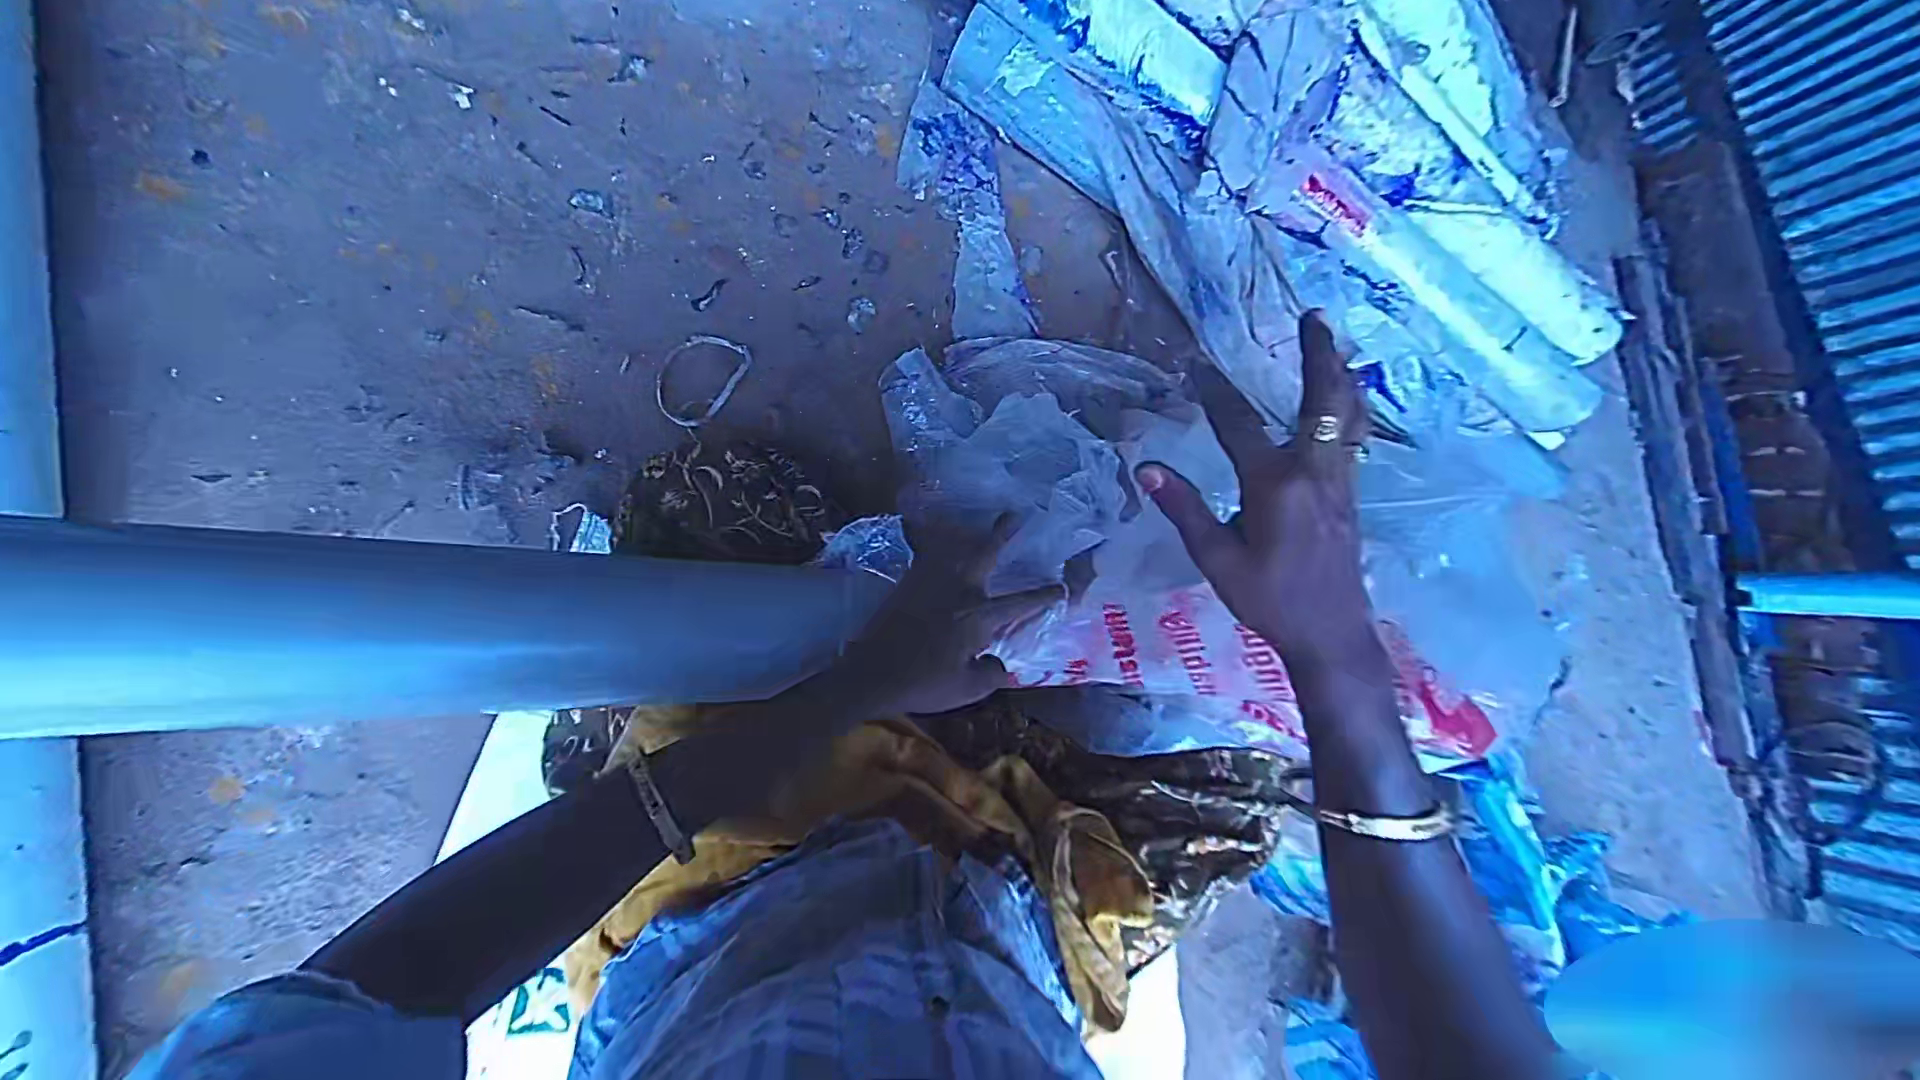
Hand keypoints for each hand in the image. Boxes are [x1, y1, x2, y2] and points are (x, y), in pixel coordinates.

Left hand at [833, 514, 1062, 715]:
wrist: (872, 672)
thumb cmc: (923, 683)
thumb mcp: (968, 689)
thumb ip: (993, 673)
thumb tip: (1002, 663)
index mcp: (979, 616)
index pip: (1021, 602)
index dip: (1045, 596)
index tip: (1061, 588)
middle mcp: (960, 590)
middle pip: (986, 553)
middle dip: (1003, 533)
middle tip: (1016, 514)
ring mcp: (931, 581)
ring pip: (955, 546)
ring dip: (970, 531)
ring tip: (979, 521)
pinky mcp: (909, 581)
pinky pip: (926, 552)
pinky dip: (934, 541)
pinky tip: (938, 538)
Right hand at [1136, 311, 1377, 669]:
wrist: (1330, 632)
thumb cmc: (1267, 598)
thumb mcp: (1215, 558)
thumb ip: (1184, 508)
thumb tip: (1145, 467)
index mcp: (1275, 485)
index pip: (1239, 424)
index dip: (1214, 391)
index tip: (1195, 363)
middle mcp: (1315, 472)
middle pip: (1323, 400)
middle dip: (1319, 355)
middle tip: (1316, 316)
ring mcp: (1340, 481)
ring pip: (1349, 414)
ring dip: (1340, 374)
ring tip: (1335, 343)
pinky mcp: (1349, 494)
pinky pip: (1354, 436)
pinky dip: (1349, 407)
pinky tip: (1344, 404)